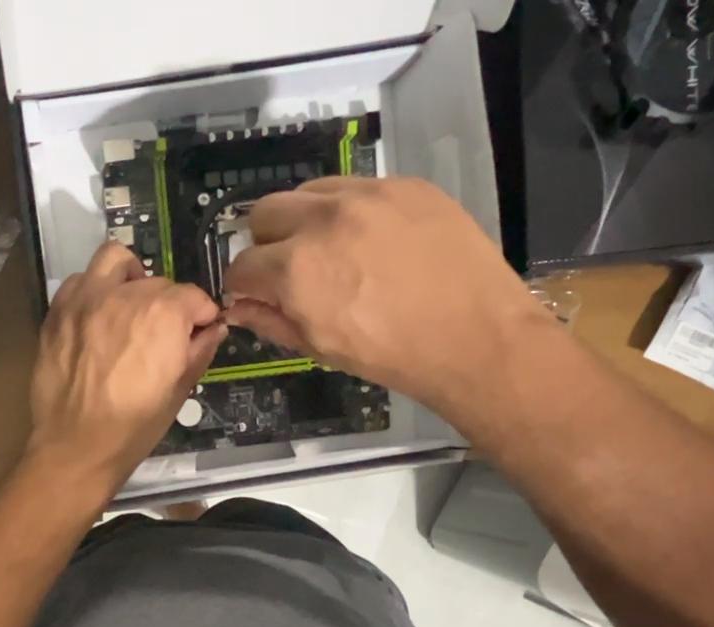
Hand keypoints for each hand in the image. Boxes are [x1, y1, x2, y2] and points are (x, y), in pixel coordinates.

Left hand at [24, 242, 227, 496]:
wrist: (76, 446)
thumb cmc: (133, 426)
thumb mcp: (179, 390)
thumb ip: (200, 351)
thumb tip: (214, 330)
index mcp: (163, 313)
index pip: (194, 297)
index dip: (201, 317)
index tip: (198, 332)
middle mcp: (125, 295)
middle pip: (157, 282)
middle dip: (165, 303)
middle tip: (160, 333)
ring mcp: (86, 299)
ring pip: (113, 260)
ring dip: (128, 276)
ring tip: (129, 304)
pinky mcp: (57, 312)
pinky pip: (79, 282)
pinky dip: (92, 290)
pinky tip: (96, 316)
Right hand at [224, 177, 558, 411]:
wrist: (472, 334)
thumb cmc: (388, 354)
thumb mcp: (318, 347)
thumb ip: (270, 321)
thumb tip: (241, 307)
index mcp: (295, 268)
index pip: (241, 265)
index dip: (242, 285)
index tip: (253, 295)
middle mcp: (323, 219)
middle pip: (265, 213)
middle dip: (265, 243)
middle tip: (286, 268)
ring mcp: (367, 195)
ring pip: (308, 192)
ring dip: (303, 219)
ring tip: (328, 248)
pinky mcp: (404, 185)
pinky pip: (355, 187)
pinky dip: (348, 210)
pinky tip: (370, 240)